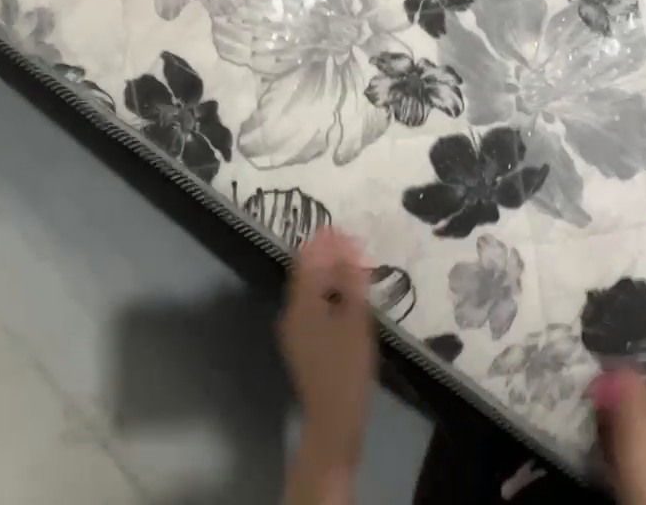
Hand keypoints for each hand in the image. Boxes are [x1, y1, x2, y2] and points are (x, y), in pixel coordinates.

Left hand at [278, 228, 374, 466]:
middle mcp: (291, 315)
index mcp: (300, 306)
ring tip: (354, 264)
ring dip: (329, 276)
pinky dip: (329, 295)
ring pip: (310, 293)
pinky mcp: (304, 346)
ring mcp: (295, 333)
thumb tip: (345, 247)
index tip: (340, 227)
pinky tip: (348, 297)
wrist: (334, 418)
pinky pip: (314, 308)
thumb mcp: (354, 318)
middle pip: (306, 276)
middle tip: (351, 242)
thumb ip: (349, 281)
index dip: (323, 243)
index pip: (307, 262)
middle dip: (326, 257)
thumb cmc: (347, 366)